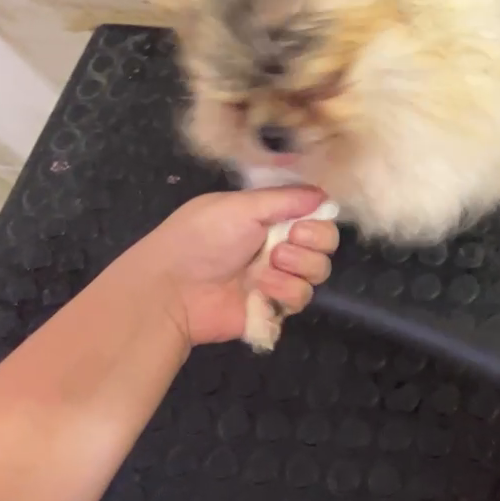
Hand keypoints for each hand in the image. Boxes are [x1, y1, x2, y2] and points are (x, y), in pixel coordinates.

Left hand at [112, 188, 339, 345]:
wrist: (174, 290)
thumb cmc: (201, 239)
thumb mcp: (240, 206)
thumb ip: (286, 198)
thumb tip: (324, 195)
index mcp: (269, 217)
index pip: (315, 215)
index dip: (317, 220)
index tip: (301, 222)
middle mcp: (279, 244)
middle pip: (325, 243)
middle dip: (312, 242)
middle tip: (283, 245)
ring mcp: (279, 277)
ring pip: (318, 271)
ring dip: (297, 267)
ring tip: (267, 268)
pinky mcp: (276, 305)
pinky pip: (302, 297)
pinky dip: (284, 291)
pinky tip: (260, 290)